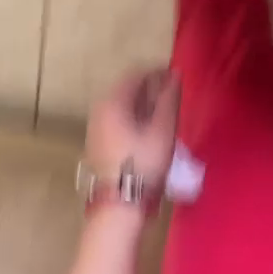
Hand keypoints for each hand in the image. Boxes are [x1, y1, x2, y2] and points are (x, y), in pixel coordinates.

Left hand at [85, 68, 180, 193]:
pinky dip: (134, 116)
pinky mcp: (98, 142)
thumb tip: (175, 75)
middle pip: (126, 88)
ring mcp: (95, 126)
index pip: (135, 73)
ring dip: (143, 103)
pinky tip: (149, 130)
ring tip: (165, 113)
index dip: (157, 71)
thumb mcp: (162, 129)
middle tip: (173, 96)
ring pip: (122, 104)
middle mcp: (99, 109)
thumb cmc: (144, 163)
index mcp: (113, 101)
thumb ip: (169, 99)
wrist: (119, 202)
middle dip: (151, 87)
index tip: (176, 76)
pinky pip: (118, 118)